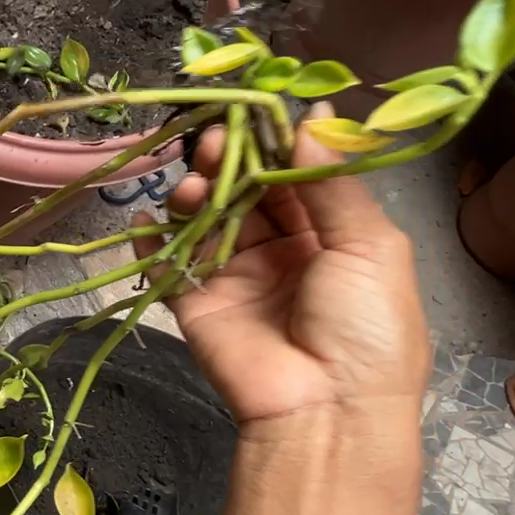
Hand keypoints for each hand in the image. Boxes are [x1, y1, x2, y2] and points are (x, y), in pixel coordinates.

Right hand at [134, 102, 429, 426]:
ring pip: (204, 222)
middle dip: (229, 164)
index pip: (293, 178)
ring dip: (194, 196)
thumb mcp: (370, 246)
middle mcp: (277, 250)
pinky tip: (144, 219)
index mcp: (328, 235)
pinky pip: (165, 265)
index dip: (274, 145)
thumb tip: (310, 119)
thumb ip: (331, 186)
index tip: (256, 110)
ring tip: (190, 183)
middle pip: (244, 195)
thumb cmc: (367, 324)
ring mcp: (230, 276)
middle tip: (214, 139)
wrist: (323, 404)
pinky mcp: (192, 301)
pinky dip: (149, 241)